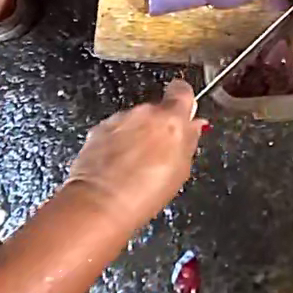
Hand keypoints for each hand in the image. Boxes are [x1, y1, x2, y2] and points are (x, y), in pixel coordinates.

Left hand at [65, 79, 204, 225]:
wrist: (100, 202)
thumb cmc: (144, 193)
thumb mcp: (181, 170)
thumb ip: (189, 140)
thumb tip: (193, 126)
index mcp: (171, 118)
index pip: (182, 90)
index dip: (184, 100)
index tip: (183, 114)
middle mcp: (144, 112)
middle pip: (157, 111)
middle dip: (158, 128)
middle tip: (159, 155)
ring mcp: (120, 119)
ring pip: (135, 122)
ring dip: (137, 137)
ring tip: (136, 167)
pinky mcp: (100, 128)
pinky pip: (115, 131)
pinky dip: (117, 144)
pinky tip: (118, 167)